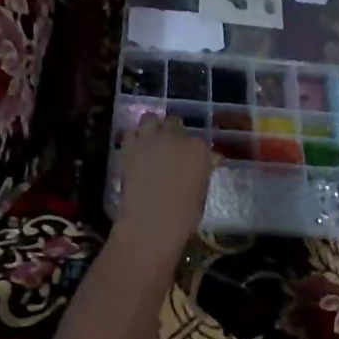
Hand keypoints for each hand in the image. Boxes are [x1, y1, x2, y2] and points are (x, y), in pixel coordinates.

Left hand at [116, 116, 213, 256]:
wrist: (152, 220)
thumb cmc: (184, 214)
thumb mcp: (201, 191)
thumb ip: (202, 170)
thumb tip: (209, 160)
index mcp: (198, 149)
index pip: (197, 140)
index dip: (191, 148)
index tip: (188, 157)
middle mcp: (176, 137)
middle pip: (174, 122)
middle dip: (172, 132)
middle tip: (167, 146)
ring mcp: (151, 139)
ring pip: (149, 118)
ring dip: (151, 127)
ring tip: (149, 140)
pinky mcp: (129, 146)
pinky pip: (130, 133)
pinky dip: (133, 139)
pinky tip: (134, 149)